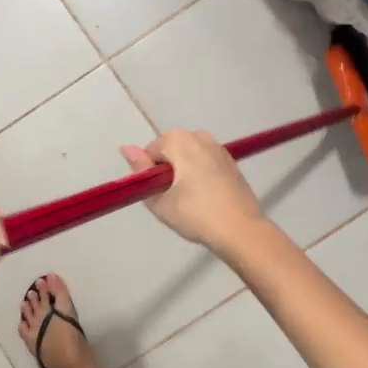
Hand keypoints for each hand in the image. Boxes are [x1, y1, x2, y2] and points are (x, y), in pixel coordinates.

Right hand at [123, 130, 263, 247]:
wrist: (242, 231)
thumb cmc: (195, 214)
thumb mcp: (159, 198)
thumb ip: (140, 170)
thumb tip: (125, 148)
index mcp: (179, 140)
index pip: (151, 153)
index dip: (150, 175)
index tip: (160, 195)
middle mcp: (199, 136)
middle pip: (170, 151)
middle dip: (167, 171)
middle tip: (173, 200)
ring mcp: (218, 148)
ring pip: (188, 157)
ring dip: (184, 172)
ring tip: (190, 201)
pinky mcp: (232, 162)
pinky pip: (205, 163)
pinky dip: (201, 175)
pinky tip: (206, 198)